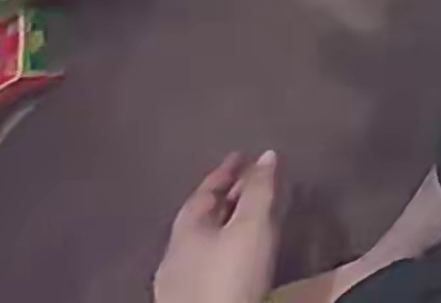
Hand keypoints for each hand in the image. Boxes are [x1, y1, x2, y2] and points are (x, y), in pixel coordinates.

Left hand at [155, 151, 279, 302]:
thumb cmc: (232, 276)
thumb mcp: (252, 225)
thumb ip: (259, 188)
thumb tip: (266, 155)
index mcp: (184, 235)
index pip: (202, 194)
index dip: (224, 172)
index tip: (242, 154)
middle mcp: (174, 258)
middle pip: (202, 217)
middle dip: (227, 194)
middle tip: (252, 176)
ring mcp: (178, 286)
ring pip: (205, 240)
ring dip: (227, 219)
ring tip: (252, 207)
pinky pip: (209, 259)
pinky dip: (226, 241)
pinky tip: (241, 246)